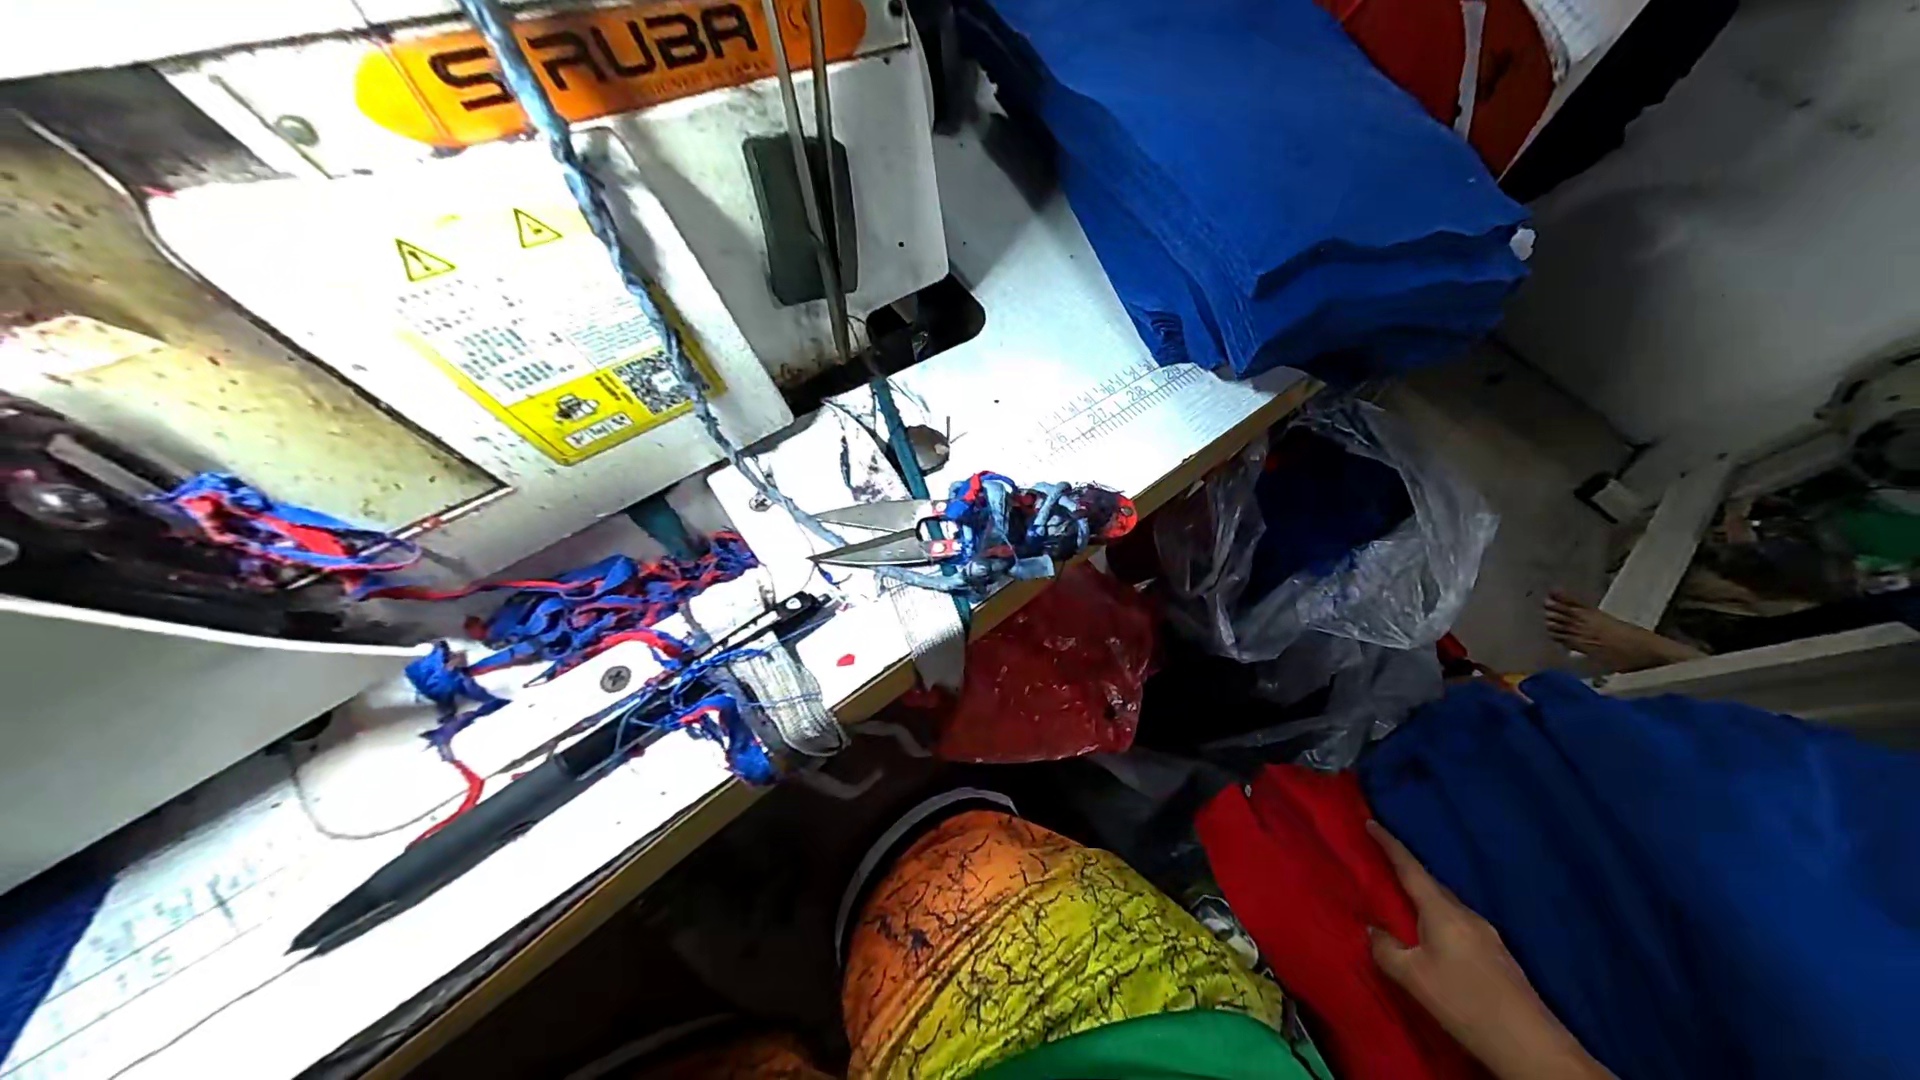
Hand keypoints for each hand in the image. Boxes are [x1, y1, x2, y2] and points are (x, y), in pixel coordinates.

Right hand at [1366, 821, 1614, 1079]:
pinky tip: (1432, 941)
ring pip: (1446, 906)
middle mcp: (1467, 915)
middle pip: (1431, 884)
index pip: (1410, 868)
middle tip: (1380, 868)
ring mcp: (1488, 936)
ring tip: (1402, 907)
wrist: (1534, 1050)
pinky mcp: (1499, 957)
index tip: (1370, 822)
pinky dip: (1438, 921)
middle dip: (1405, 873)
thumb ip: (1385, 948)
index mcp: (1443, 912)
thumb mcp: (1412, 977)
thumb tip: (1373, 931)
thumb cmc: (1466, 1003)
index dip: (1389, 844)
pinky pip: (1458, 925)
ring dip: (1423, 900)